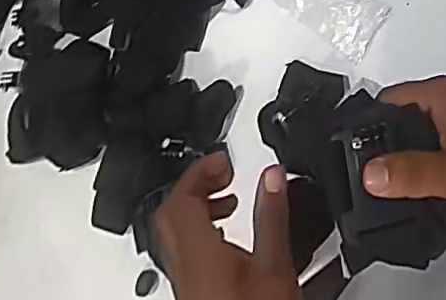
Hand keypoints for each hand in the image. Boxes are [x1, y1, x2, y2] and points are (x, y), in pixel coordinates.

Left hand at [154, 151, 299, 299]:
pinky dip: (204, 234)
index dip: (199, 170)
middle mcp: (184, 271)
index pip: (180, 199)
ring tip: (229, 201)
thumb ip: (272, 217)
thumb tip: (272, 175)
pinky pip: (187, 256)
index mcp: (199, 255)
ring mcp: (187, 287)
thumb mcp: (275, 268)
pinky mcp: (196, 298)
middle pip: (170, 216)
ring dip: (199, 210)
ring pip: (175, 237)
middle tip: (223, 174)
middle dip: (195, 187)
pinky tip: (232, 241)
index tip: (224, 160)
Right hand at [362, 76, 445, 224]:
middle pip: (396, 114)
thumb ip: (412, 173)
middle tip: (370, 172)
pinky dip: (420, 158)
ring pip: (412, 129)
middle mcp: (445, 97)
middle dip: (382, 143)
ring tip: (393, 181)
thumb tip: (372, 172)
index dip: (366, 126)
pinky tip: (420, 182)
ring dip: (403, 153)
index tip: (353, 151)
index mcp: (439, 94)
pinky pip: (428, 140)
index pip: (385, 100)